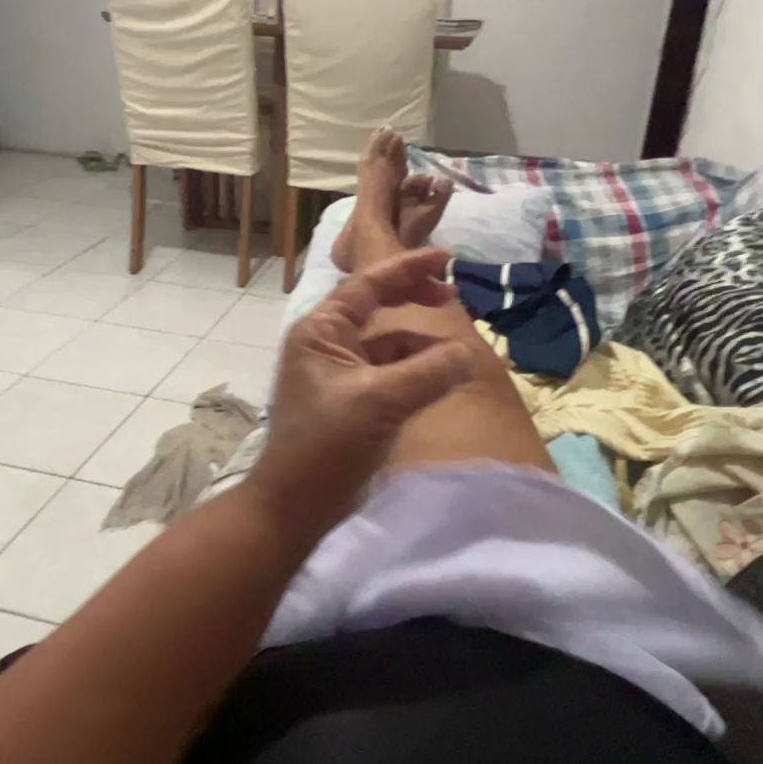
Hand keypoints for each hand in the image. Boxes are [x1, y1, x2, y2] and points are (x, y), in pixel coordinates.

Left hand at [248, 248, 471, 532]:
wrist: (295, 506)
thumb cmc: (326, 446)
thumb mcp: (380, 402)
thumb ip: (428, 372)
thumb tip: (467, 353)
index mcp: (321, 331)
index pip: (368, 284)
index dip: (408, 267)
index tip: (449, 256)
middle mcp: (327, 344)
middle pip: (376, 305)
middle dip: (413, 297)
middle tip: (451, 295)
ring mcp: (339, 373)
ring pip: (387, 341)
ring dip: (420, 341)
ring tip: (455, 352)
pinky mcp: (352, 400)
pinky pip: (390, 371)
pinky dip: (416, 369)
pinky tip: (440, 378)